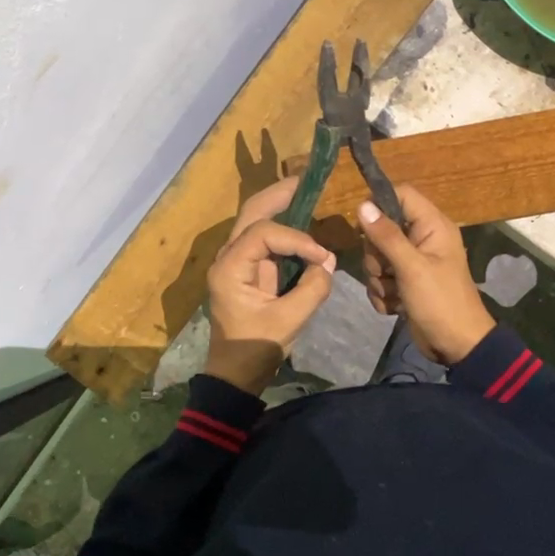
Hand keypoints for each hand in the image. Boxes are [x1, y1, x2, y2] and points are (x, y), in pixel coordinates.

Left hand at [204, 177, 336, 393]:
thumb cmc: (256, 348)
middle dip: (280, 195)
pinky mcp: (246, 272)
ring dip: (279, 206)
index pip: (265, 233)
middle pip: (252, 213)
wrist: (235, 374)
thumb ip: (312, 289)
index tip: (321, 257)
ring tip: (307, 192)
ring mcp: (235, 263)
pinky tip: (302, 222)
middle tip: (309, 180)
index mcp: (231, 267)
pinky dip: (281, 228)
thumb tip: (326, 264)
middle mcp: (228, 257)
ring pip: (253, 222)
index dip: (297, 239)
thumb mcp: (289, 321)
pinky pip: (262, 239)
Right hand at [359, 186, 494, 364]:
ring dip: (379, 280)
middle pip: (383, 230)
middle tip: (386, 272)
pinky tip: (395, 307)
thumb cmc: (440, 301)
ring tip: (395, 295)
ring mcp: (413, 264)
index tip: (363, 227)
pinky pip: (382, 280)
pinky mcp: (406, 284)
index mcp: (432, 226)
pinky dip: (383, 294)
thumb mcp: (411, 267)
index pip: (401, 195)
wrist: (456, 345)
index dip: (379, 205)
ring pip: (378, 259)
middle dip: (376, 255)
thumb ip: (387, 236)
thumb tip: (362, 205)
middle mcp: (423, 240)